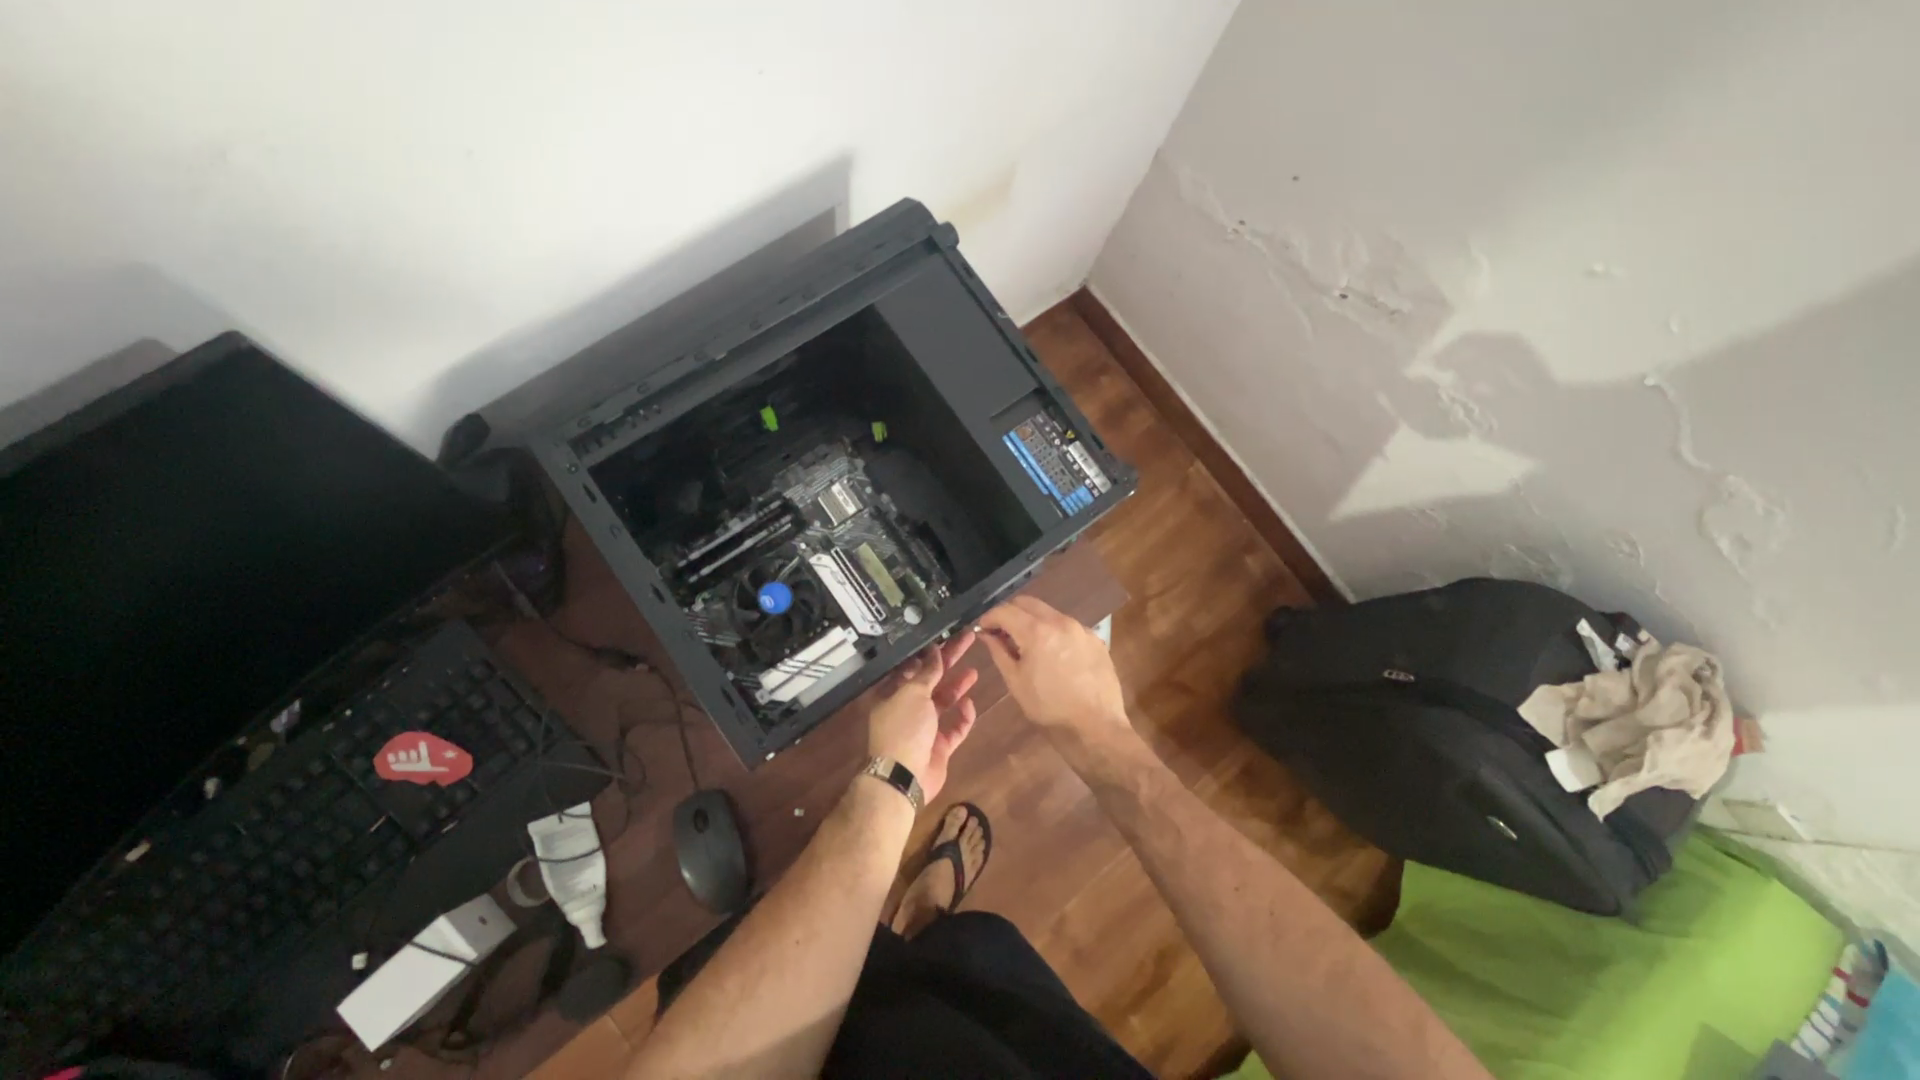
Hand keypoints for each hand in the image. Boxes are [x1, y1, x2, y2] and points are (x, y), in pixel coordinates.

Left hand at [864, 631, 979, 800]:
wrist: (904, 777)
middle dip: (949, 662)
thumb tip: (934, 651)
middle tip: (967, 642)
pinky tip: (969, 704)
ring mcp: (923, 728)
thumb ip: (928, 672)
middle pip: (931, 680)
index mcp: (892, 693)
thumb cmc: (903, 729)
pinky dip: (962, 717)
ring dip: (957, 687)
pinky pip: (953, 727)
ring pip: (943, 702)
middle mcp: (906, 708)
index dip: (929, 651)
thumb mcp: (913, 693)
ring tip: (974, 671)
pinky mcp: (938, 746)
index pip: (912, 666)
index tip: (947, 636)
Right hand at [977, 597, 1129, 740]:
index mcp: (1037, 632)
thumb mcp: (1016, 682)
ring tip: (1028, 644)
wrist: (1096, 725)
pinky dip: (1054, 632)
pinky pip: (1068, 626)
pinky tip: (1054, 654)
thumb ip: (999, 652)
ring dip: (1033, 621)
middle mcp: (1060, 622)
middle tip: (1002, 632)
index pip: (1005, 610)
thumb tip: (987, 634)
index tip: (983, 627)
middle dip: (1011, 613)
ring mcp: (1081, 629)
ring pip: (1050, 612)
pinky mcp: (1096, 639)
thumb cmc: (1049, 707)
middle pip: (1028, 603)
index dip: (989, 616)